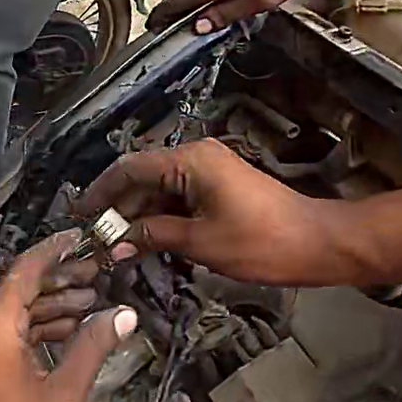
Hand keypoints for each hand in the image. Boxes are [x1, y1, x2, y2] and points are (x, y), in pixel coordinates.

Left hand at [0, 231, 137, 401]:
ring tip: (90, 302)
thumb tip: (122, 316)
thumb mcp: (64, 396)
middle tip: (95, 272)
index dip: (54, 250)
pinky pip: (5, 336)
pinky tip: (66, 334)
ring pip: (12, 314)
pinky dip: (35, 330)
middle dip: (58, 279)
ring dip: (49, 306)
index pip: (23, 271)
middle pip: (17, 289)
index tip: (78, 238)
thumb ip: (92, 347)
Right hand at [77, 139, 369, 286]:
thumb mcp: (200, 241)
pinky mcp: (217, 184)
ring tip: (116, 243)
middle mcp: (194, 156)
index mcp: (189, 160)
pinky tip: (145, 239)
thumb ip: (152, 236)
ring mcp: (207, 169)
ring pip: (158, 188)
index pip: (129, 168)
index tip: (80, 214)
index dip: (100, 191)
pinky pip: (177, 195)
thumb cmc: (263, 242)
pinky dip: (160, 215)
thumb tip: (114, 245)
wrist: (321, 243)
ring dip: (138, 214)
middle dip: (118, 207)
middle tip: (96, 236)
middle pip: (142, 177)